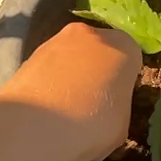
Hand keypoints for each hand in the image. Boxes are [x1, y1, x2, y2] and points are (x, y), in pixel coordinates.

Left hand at [0, 22, 141, 160]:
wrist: (37, 125)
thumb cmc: (92, 125)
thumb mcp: (121, 126)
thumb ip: (117, 108)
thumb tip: (105, 112)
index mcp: (124, 47)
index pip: (131, 59)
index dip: (124, 82)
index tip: (116, 101)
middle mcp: (91, 34)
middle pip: (99, 51)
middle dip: (96, 72)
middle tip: (91, 103)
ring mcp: (56, 40)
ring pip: (70, 57)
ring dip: (70, 75)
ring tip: (63, 108)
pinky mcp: (29, 54)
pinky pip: (47, 67)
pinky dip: (48, 82)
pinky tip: (45, 107)